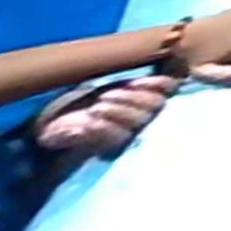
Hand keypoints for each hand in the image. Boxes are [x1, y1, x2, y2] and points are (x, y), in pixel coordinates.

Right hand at [35, 75, 181, 154]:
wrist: (86, 110)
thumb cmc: (70, 126)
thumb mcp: (60, 134)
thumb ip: (66, 135)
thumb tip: (79, 130)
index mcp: (117, 147)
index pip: (120, 140)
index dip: (104, 130)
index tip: (86, 123)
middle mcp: (143, 130)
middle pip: (141, 120)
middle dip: (117, 112)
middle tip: (95, 108)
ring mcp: (156, 110)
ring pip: (155, 103)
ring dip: (130, 98)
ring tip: (106, 97)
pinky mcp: (164, 92)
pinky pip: (170, 86)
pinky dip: (155, 83)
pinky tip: (134, 83)